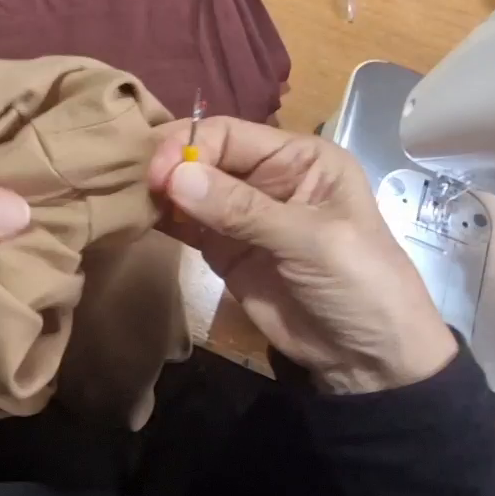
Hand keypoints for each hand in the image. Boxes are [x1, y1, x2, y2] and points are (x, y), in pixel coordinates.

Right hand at [148, 117, 456, 393]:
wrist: (368, 362)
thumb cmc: (360, 287)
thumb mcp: (311, 241)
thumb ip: (242, 209)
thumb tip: (175, 177)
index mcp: (299, 158)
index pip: (230, 133)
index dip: (189, 146)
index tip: (158, 174)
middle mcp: (266, 176)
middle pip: (204, 155)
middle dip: (169, 165)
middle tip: (135, 184)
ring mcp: (240, 214)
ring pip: (189, 188)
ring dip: (159, 191)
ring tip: (126, 197)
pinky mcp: (222, 248)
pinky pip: (185, 224)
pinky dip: (162, 219)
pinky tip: (135, 218)